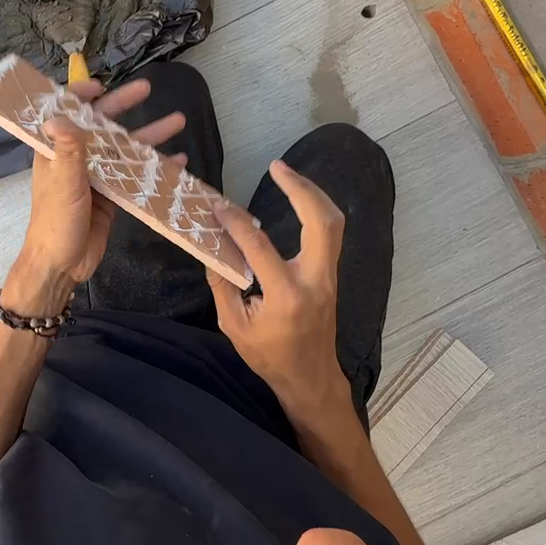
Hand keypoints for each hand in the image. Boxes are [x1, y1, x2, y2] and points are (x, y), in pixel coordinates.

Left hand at [9, 78, 185, 309]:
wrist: (62, 264)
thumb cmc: (55, 221)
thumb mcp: (63, 181)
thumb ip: (67, 149)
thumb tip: (60, 116)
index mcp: (55, 151)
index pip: (66, 113)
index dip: (81, 96)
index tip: (101, 85)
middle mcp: (76, 158)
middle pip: (102, 124)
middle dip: (124, 105)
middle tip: (148, 87)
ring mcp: (96, 177)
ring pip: (125, 148)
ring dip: (150, 134)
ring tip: (178, 121)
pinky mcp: (112, 196)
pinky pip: (136, 175)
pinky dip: (156, 167)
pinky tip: (178, 160)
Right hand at [207, 161, 347, 415]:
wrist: (310, 378)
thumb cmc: (270, 357)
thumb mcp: (234, 326)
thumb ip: (223, 284)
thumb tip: (212, 246)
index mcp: (287, 296)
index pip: (260, 247)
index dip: (236, 223)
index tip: (219, 207)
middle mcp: (315, 280)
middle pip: (322, 221)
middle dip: (301, 189)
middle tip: (277, 167)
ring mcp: (328, 275)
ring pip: (333, 222)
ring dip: (313, 194)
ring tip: (287, 174)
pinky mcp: (330, 274)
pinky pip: (330, 233)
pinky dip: (315, 209)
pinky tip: (299, 198)